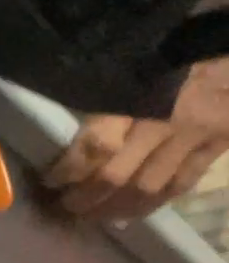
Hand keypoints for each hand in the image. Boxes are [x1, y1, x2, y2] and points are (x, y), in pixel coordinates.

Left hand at [48, 63, 228, 221]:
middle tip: (65, 207)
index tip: (49, 182)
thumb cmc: (160, 57)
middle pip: (117, 177)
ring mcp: (198, 135)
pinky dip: (154, 202)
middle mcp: (167, 124)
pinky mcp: (222, 141)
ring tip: (93, 216)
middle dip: (84, 199)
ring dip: (115, 208)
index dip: (67, 172)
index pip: (95, 149)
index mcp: (136, 102)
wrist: (223, 46)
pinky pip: (184, 182)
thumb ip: (97, 111)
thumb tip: (65, 151)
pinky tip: (132, 211)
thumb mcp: (121, 75)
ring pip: (149, 188)